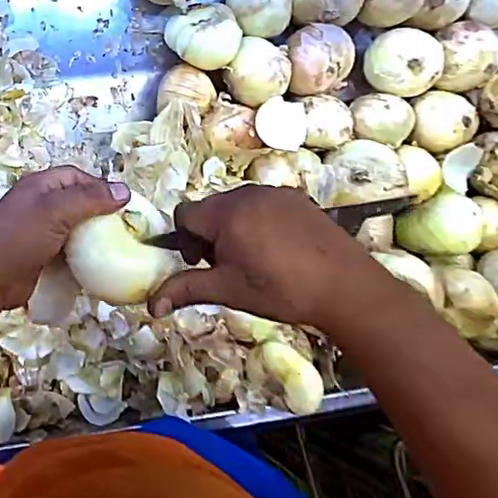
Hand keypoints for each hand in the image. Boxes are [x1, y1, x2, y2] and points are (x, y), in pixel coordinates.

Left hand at [0, 166, 128, 311]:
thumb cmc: (19, 239)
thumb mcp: (56, 212)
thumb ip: (89, 199)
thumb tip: (124, 190)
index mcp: (39, 185)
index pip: (76, 176)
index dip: (100, 186)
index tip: (123, 205)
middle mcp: (38, 203)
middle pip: (76, 201)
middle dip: (98, 213)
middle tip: (122, 229)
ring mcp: (37, 230)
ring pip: (73, 227)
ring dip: (91, 236)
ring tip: (115, 247)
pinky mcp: (39, 254)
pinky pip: (67, 249)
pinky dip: (81, 254)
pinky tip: (96, 265)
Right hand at [150, 185, 391, 328]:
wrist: (347, 287)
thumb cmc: (281, 290)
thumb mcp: (229, 290)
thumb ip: (187, 289)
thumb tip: (151, 305)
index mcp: (225, 213)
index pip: (184, 214)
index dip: (187, 240)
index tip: (206, 263)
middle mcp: (246, 194)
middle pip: (210, 209)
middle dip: (212, 235)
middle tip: (232, 266)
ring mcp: (273, 192)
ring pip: (237, 206)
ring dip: (236, 228)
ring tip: (258, 260)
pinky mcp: (296, 197)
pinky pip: (263, 204)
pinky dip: (261, 222)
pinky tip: (281, 250)